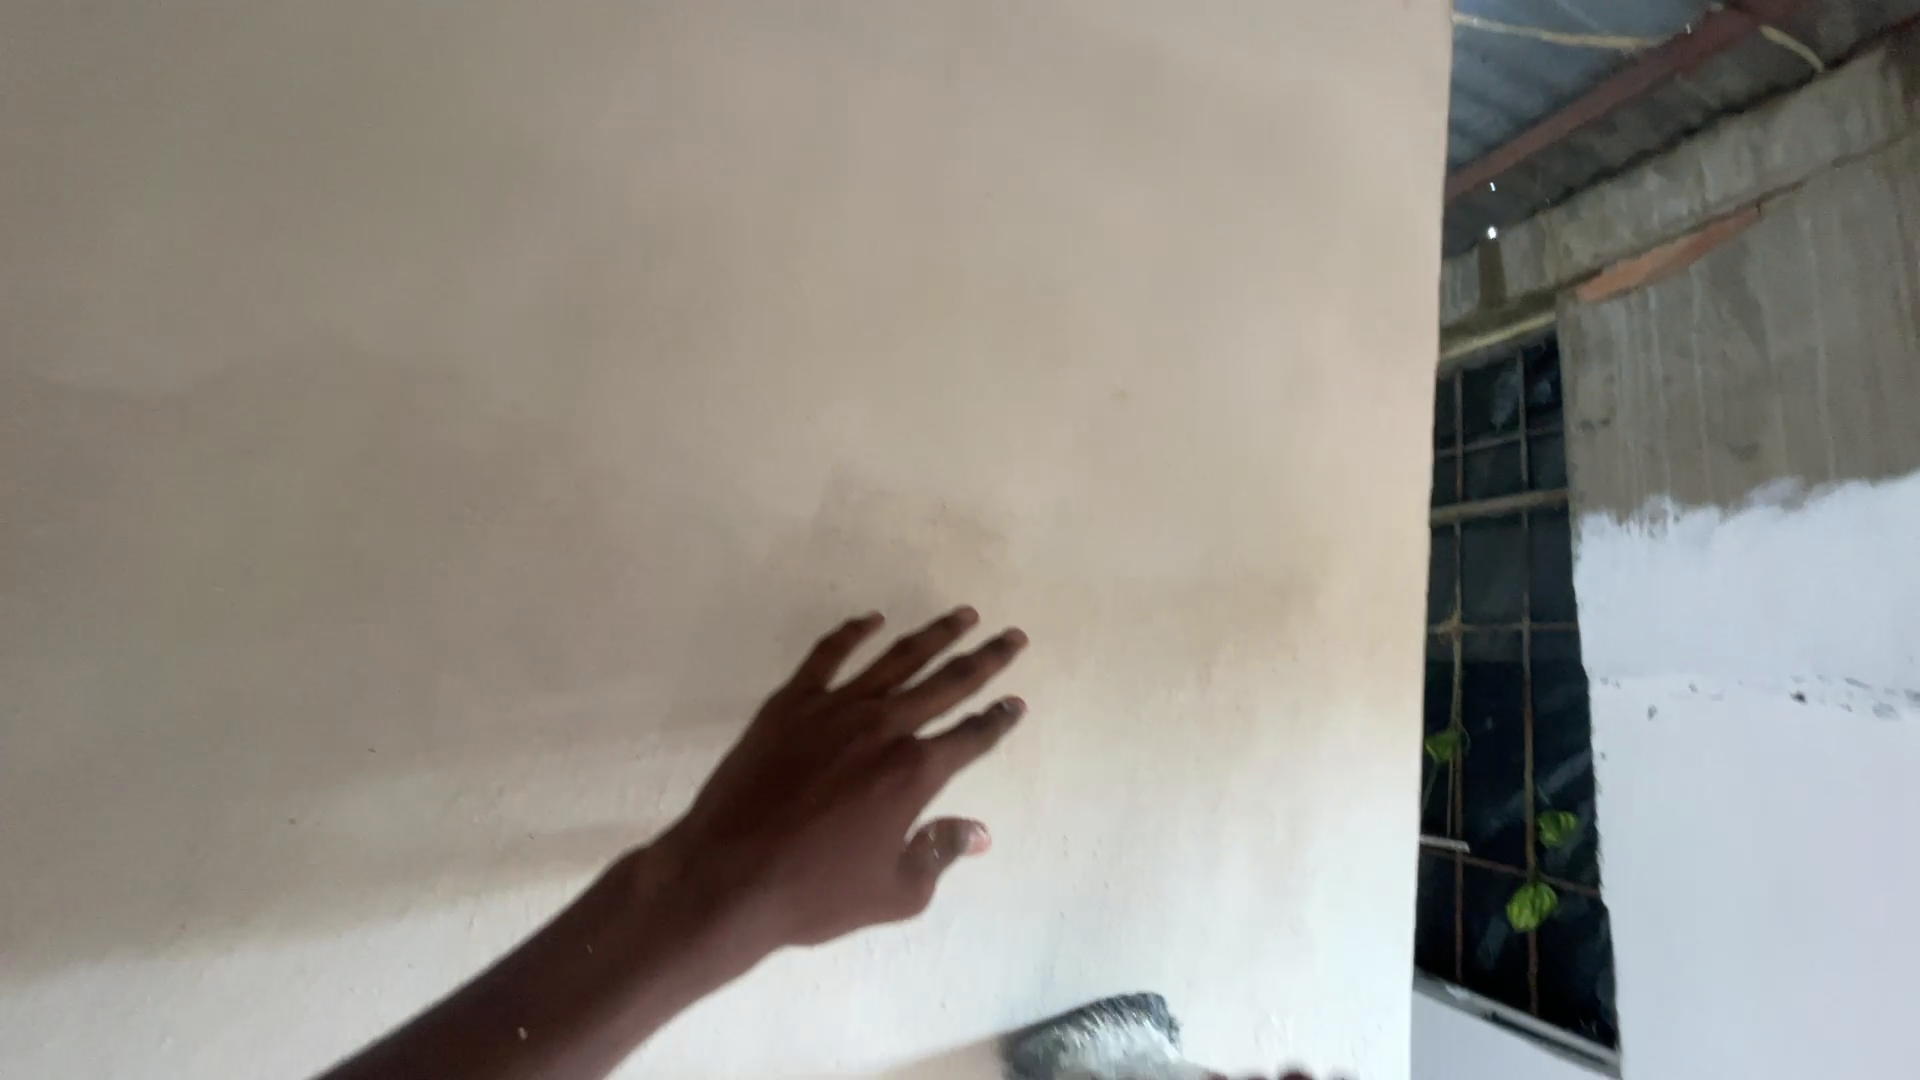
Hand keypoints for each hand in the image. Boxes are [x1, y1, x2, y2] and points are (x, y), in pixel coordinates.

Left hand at [651, 606, 1027, 951]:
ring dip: (936, 634)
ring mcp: (837, 707)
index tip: (1017, 703)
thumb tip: (980, 831)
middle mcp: (886, 727)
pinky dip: (853, 631)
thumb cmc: (814, 892)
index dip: (1000, 720)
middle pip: (949, 683)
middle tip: (1013, 636)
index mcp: (914, 772)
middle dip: (987, 659)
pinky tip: (871, 618)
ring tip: (963, 614)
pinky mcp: (793, 701)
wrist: (726, 877)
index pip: (972, 737)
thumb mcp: (894, 893)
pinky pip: (829, 655)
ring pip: (898, 658)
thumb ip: (940, 853)